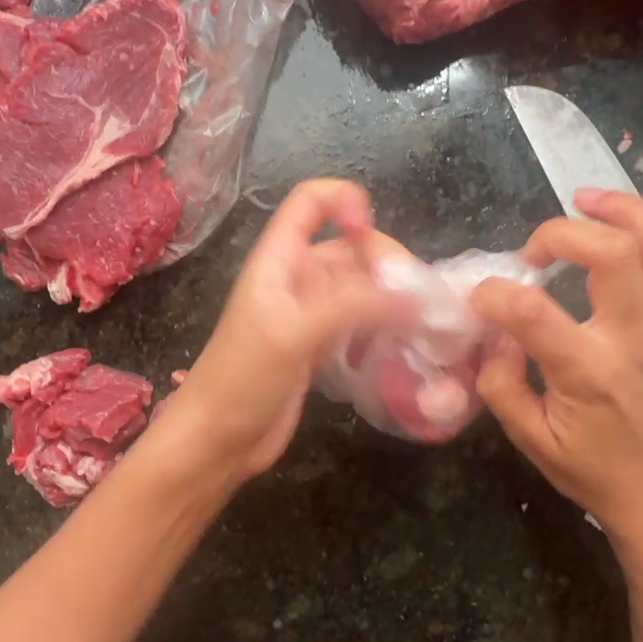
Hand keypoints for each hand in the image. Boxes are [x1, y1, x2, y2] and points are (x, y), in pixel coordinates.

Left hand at [165, 179, 409, 478]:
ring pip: (359, 290)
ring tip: (426, 324)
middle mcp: (295, 281)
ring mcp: (307, 317)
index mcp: (277, 260)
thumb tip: (413, 296)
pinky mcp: (317, 351)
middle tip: (421, 300)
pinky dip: (381, 329)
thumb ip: (350, 306)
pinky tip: (406, 345)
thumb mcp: (293, 334)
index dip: (345, 201)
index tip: (373, 234)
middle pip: (348, 248)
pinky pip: (357, 325)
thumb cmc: (242, 379)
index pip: (311, 202)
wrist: (216, 440)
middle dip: (385, 263)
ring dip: (390, 300)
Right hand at [471, 189, 642, 568]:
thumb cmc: (588, 469)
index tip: (477, 299)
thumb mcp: (527, 438)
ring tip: (587, 200)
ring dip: (629, 212)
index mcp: (587, 372)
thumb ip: (500, 384)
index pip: (534, 312)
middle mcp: (632, 340)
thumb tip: (494, 335)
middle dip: (566, 233)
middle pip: (617, 256)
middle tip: (535, 250)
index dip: (494, 294)